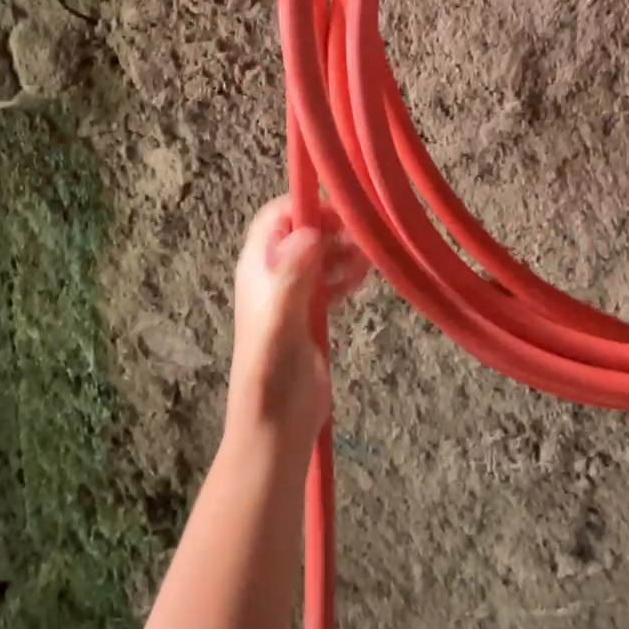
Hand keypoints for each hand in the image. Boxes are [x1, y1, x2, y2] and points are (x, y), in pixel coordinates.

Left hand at [226, 197, 370, 446]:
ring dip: (344, 250)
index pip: (277, 216)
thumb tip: (310, 231)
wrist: (276, 421)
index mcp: (257, 267)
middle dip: (333, 228)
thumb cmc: (271, 367)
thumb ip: (293, 273)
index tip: (342, 211)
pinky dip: (346, 274)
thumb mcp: (281, 316)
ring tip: (371, 257)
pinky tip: (365, 278)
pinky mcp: (309, 315)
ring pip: (320, 256)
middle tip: (365, 236)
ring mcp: (292, 295)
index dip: (307, 207)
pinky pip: (329, 281)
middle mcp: (272, 274)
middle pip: (303, 233)